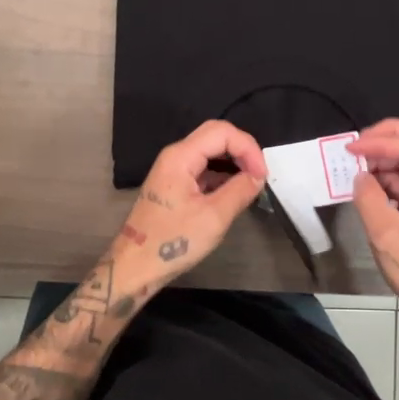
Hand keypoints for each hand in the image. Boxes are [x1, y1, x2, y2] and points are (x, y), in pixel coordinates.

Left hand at [112, 120, 267, 290]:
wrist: (135, 266)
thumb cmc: (173, 242)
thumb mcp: (214, 217)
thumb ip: (240, 190)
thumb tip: (259, 175)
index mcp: (180, 156)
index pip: (222, 132)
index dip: (248, 148)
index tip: (263, 175)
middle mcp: (175, 156)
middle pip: (215, 136)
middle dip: (242, 150)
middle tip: (260, 175)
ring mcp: (173, 170)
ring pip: (209, 152)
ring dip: (233, 162)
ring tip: (252, 184)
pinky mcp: (174, 185)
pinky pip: (203, 169)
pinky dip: (222, 175)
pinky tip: (235, 192)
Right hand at [348, 119, 398, 328]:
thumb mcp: (387, 235)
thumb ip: (369, 198)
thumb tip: (358, 175)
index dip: (380, 143)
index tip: (351, 148)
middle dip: (391, 134)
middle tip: (361, 140)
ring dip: (386, 154)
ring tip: (357, 161)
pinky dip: (386, 172)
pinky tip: (365, 178)